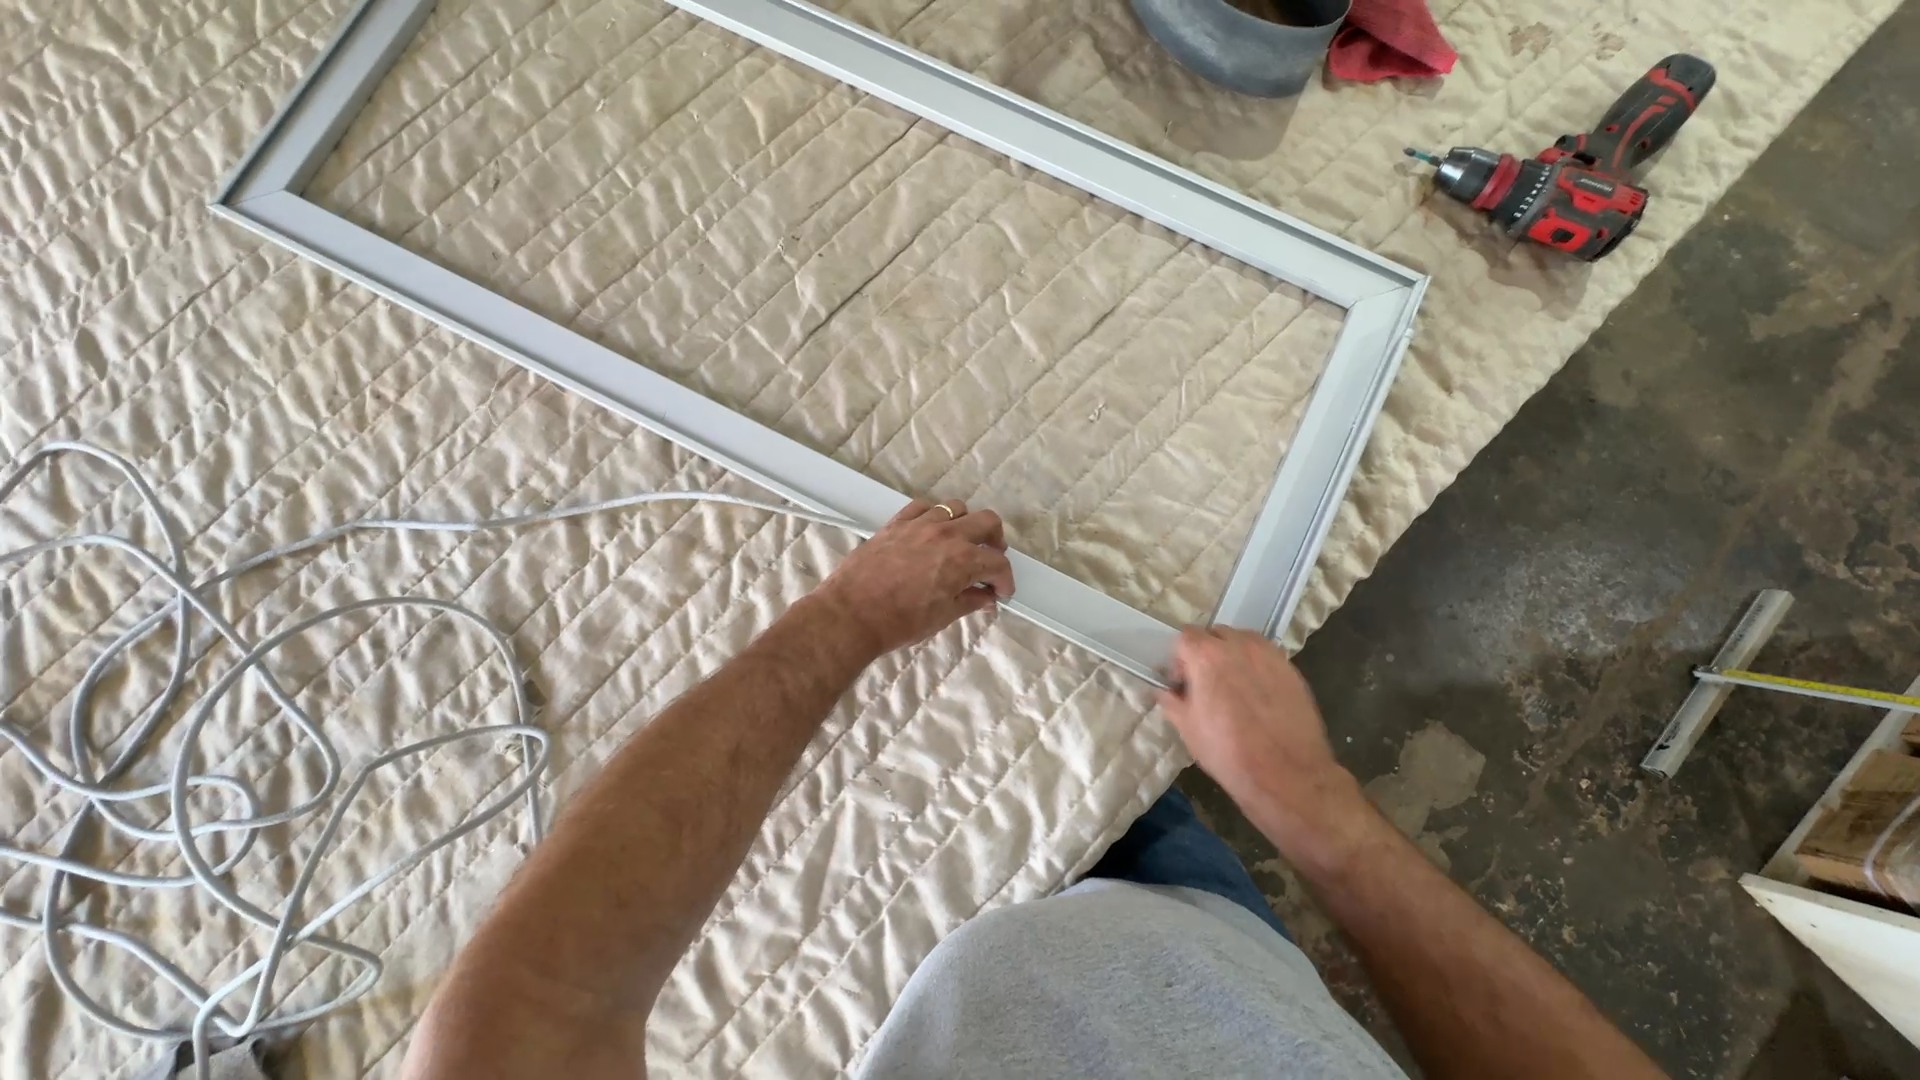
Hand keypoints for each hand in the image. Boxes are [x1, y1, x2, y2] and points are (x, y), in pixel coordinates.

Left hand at [808, 499, 1015, 658]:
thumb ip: (970, 601)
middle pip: (987, 522)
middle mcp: (946, 535)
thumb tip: (986, 598)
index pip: (997, 563)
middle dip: (995, 541)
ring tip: (961, 542)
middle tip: (989, 560)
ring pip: (956, 508)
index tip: (1001, 592)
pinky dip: (934, 516)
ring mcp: (919, 525)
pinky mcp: (896, 523)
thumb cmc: (898, 622)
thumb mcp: (942, 617)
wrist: (851, 615)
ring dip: (966, 524)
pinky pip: (923, 506)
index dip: (1005, 579)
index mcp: (962, 560)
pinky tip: (931, 532)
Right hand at [1157, 627, 1364, 847]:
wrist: (1286, 774)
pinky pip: (1266, 656)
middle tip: (1206, 684)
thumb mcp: (1188, 728)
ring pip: (1243, 641)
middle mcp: (1239, 646)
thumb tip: (1163, 691)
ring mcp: (1269, 655)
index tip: (1182, 683)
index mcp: (1207, 656)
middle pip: (1215, 634)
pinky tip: (1257, 696)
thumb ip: (1171, 701)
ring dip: (1232, 655)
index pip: (1185, 637)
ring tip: (1234, 687)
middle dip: (1206, 652)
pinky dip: (1256, 666)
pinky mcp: (1291, 669)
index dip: (1179, 659)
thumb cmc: (1228, 752)